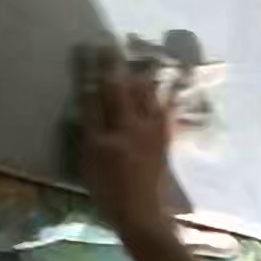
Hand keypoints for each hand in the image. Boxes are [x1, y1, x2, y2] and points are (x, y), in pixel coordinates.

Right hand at [76, 44, 176, 237]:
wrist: (142, 215)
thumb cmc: (107, 190)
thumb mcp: (87, 162)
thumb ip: (87, 130)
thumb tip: (88, 100)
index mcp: (106, 134)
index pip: (94, 96)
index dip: (90, 72)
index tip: (87, 51)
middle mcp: (130, 127)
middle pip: (120, 90)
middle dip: (113, 66)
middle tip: (109, 45)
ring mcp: (151, 131)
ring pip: (147, 95)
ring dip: (142, 73)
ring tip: (142, 53)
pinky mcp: (164, 138)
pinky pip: (167, 109)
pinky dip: (170, 93)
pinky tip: (172, 80)